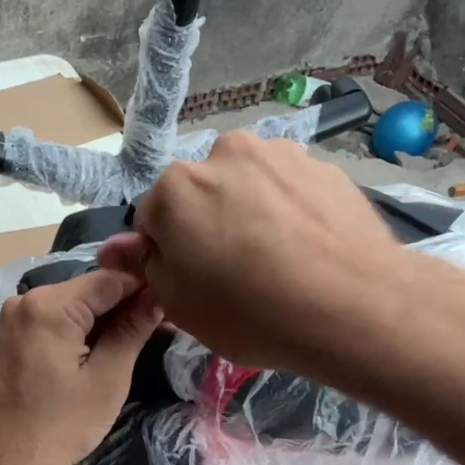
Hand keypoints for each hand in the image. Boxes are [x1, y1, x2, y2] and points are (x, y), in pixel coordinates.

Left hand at [0, 268, 162, 464]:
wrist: (8, 464)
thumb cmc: (60, 426)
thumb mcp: (107, 378)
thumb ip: (132, 330)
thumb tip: (157, 296)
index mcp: (49, 305)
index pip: (111, 278)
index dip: (145, 287)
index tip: (175, 303)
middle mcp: (25, 300)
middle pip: (90, 290)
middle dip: (126, 305)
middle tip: (165, 324)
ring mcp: (14, 319)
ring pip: (74, 306)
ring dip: (105, 319)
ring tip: (142, 337)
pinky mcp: (11, 338)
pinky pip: (55, 322)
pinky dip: (81, 331)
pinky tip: (106, 346)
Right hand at [98, 130, 421, 376]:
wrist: (349, 305)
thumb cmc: (247, 312)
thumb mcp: (177, 303)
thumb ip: (144, 264)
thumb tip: (114, 245)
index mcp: (175, 187)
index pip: (151, 219)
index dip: (164, 253)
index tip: (186, 282)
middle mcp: (224, 152)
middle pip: (200, 194)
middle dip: (206, 225)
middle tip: (230, 274)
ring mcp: (279, 153)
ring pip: (246, 186)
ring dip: (247, 213)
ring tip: (273, 262)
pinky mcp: (324, 165)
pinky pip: (287, 190)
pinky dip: (286, 213)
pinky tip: (303, 251)